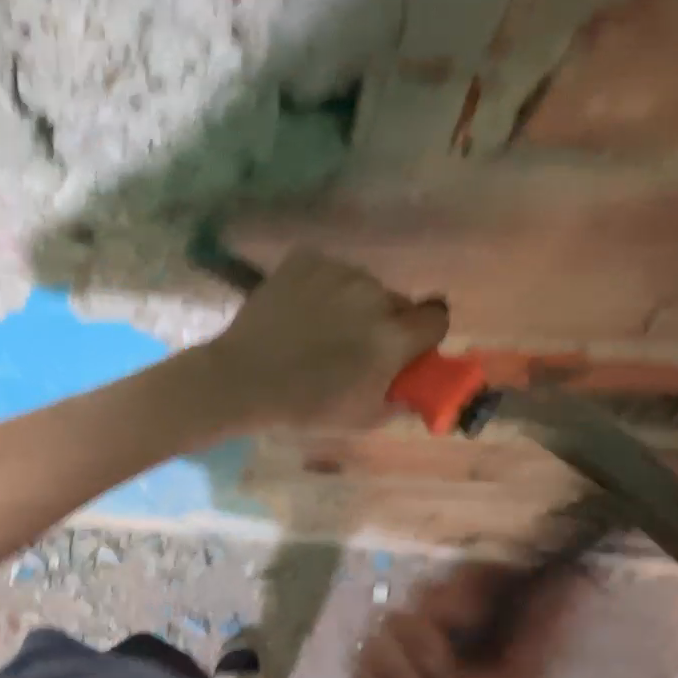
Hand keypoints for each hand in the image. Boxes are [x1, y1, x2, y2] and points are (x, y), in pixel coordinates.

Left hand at [203, 249, 448, 428]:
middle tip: (350, 345)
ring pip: (360, 284)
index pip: (435, 318)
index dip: (421, 335)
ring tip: (316, 329)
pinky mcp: (305, 259)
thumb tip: (416, 385)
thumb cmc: (304, 406)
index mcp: (394, 335)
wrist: (242, 380)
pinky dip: (318, 287)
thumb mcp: (362, 418)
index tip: (402, 349)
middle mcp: (373, 294)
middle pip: (395, 302)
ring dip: (350, 302)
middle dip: (382, 321)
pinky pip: (327, 271)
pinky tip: (297, 311)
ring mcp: (337, 272)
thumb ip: (400, 399)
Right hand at [353, 563, 579, 677]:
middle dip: (429, 644)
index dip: (464, 589)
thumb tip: (579, 585)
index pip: (476, 579)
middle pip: (427, 596)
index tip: (460, 618)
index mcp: (493, 642)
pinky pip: (364, 653)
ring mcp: (408, 656)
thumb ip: (542, 641)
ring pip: (390, 624)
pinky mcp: (374, 673)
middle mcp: (451, 640)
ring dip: (403, 674)